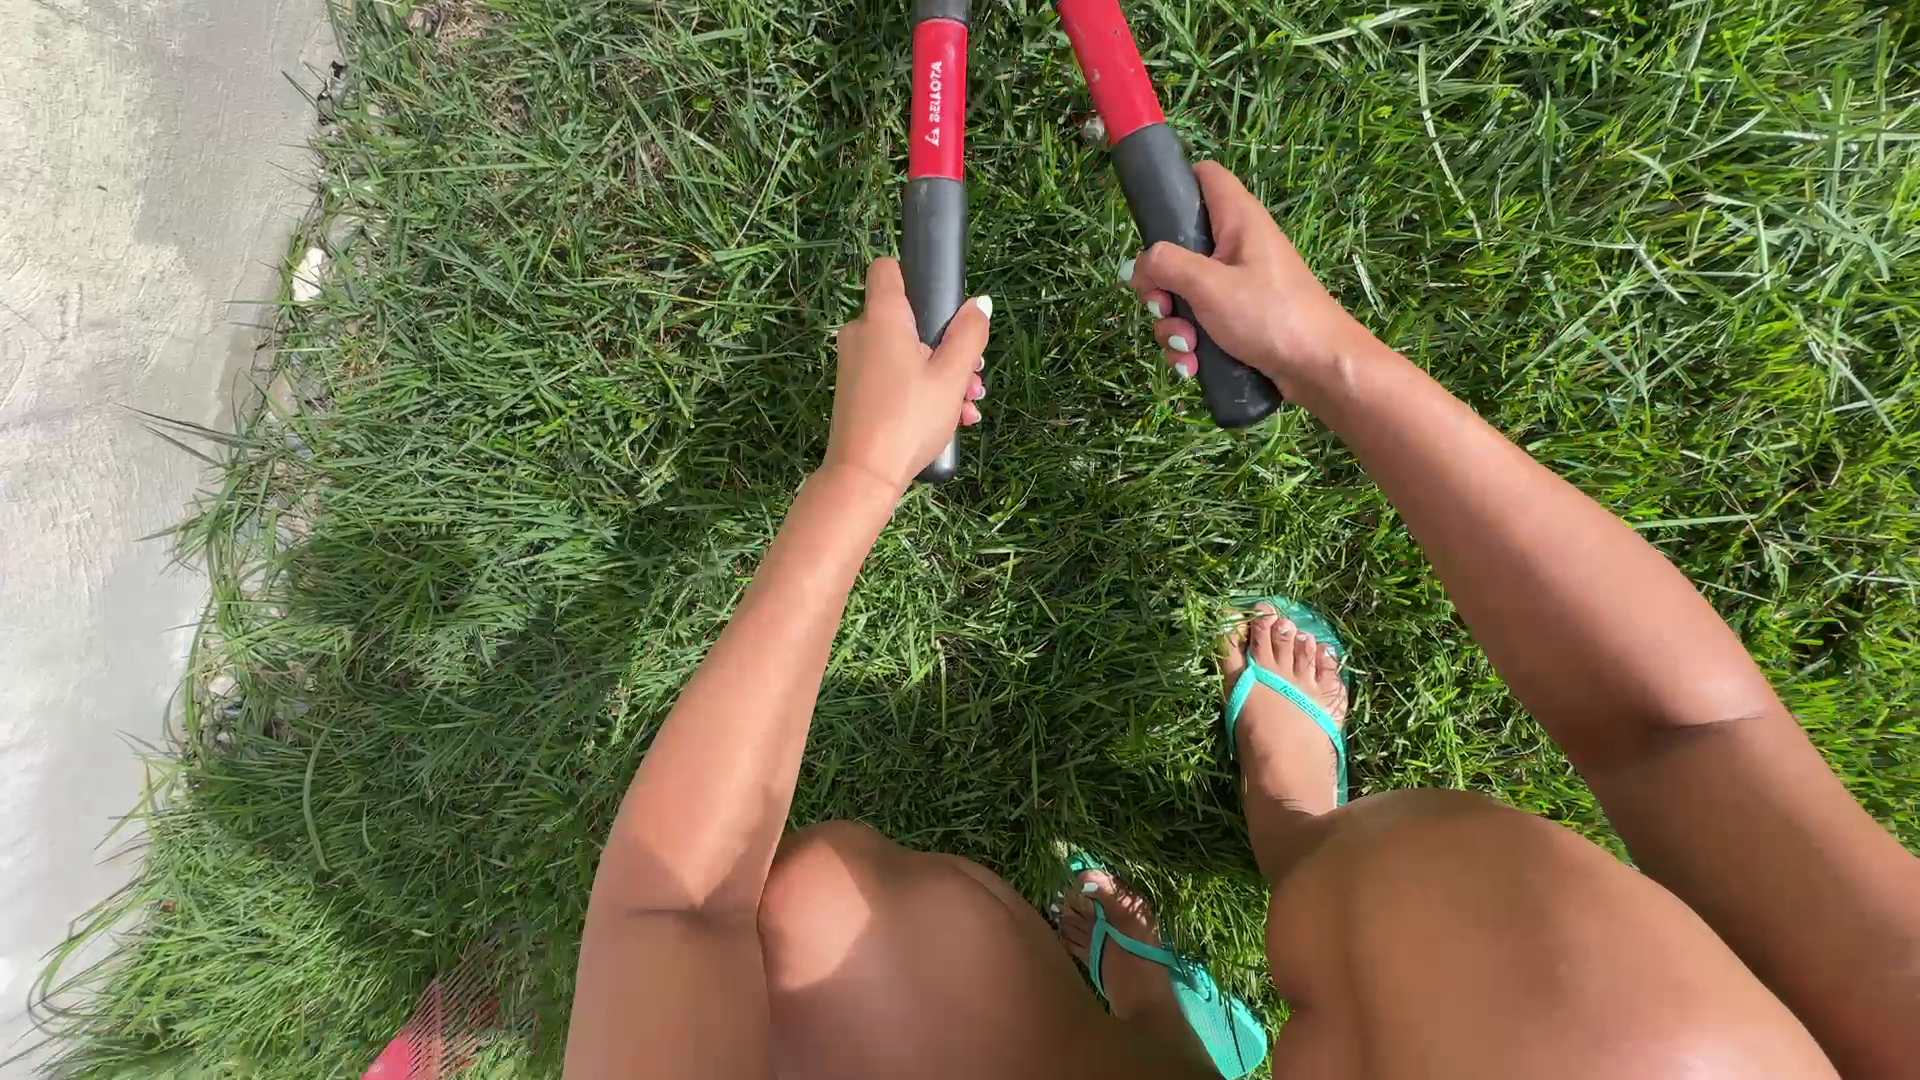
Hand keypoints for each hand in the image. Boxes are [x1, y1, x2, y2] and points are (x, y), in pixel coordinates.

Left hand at [824, 257, 989, 491]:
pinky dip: (921, 391)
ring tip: (968, 406)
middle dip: (947, 346)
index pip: (888, 269)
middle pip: (909, 321)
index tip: (942, 308)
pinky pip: (894, 378)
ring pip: (906, 355)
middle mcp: (861, 334)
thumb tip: (979, 305)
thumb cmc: (909, 419)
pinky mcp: (855, 392)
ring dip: (942, 376)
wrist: (865, 474)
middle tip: (973, 376)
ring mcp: (855, 365)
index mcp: (882, 318)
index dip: (916, 278)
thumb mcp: (951, 376)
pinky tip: (950, 421)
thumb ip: (969, 336)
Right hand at [1124, 162, 1377, 396]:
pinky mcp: (1235, 319)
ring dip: (1173, 326)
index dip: (1174, 190)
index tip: (1150, 226)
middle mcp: (1235, 248)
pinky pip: (1197, 325)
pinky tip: (1192, 364)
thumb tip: (1139, 265)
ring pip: (1182, 296)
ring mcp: (1235, 286)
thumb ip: (1167, 265)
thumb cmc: (1269, 315)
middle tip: (1163, 307)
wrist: (1316, 366)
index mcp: (1237, 221)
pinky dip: (1188, 346)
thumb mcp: (1209, 286)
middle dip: (1161, 287)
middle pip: (1177, 251)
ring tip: (1187, 348)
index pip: (1204, 178)